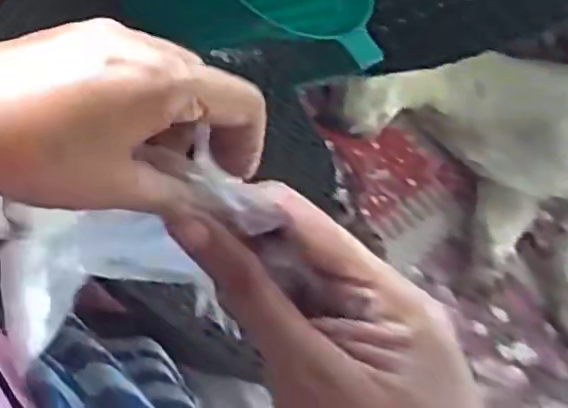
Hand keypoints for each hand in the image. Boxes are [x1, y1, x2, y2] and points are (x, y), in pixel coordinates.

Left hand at [0, 19, 265, 213]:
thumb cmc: (36, 153)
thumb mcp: (116, 186)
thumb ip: (179, 193)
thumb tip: (214, 201)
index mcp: (160, 73)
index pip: (243, 100)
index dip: (248, 146)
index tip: (220, 183)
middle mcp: (131, 39)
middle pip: (197, 80)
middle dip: (199, 129)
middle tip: (166, 173)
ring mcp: (89, 30)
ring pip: (154, 69)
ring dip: (160, 111)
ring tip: (123, 153)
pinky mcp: (58, 33)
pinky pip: (114, 60)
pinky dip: (124, 92)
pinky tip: (88, 125)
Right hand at [169, 185, 479, 407]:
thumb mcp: (301, 364)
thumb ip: (243, 285)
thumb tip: (179, 213)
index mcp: (388, 291)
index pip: (296, 212)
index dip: (236, 203)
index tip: (181, 210)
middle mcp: (384, 291)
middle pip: (292, 234)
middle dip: (238, 239)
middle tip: (191, 250)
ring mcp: (373, 316)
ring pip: (288, 262)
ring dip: (246, 267)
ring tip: (217, 287)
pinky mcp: (355, 336)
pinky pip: (297, 292)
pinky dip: (262, 293)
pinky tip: (242, 308)